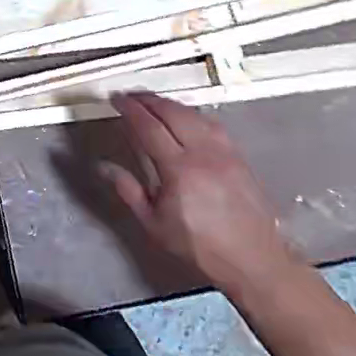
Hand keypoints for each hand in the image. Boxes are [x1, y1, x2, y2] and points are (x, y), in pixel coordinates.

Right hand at [100, 92, 298, 299]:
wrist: (252, 259)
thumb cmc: (199, 246)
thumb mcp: (154, 225)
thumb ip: (128, 191)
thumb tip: (104, 167)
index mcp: (179, 169)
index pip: (149, 127)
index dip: (130, 109)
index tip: (116, 100)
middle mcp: (204, 153)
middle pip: (173, 112)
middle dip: (149, 99)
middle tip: (131, 96)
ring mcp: (225, 151)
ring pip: (194, 114)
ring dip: (171, 104)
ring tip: (154, 103)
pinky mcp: (239, 155)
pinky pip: (212, 124)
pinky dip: (192, 114)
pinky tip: (185, 118)